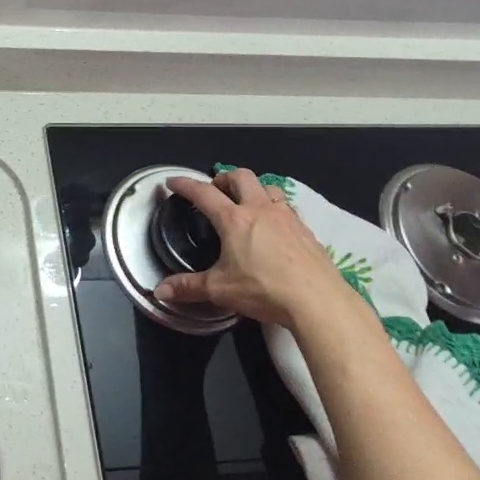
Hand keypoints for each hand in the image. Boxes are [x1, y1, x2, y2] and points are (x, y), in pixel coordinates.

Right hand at [151, 168, 357, 329]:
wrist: (318, 302)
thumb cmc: (264, 290)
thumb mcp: (220, 290)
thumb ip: (188, 287)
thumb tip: (161, 291)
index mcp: (234, 220)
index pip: (204, 193)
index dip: (185, 185)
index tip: (173, 182)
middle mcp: (261, 210)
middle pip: (241, 177)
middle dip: (224, 178)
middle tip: (215, 192)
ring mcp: (287, 218)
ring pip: (269, 187)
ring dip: (254, 189)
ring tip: (246, 204)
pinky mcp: (306, 231)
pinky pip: (288, 207)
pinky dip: (275, 208)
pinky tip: (274, 227)